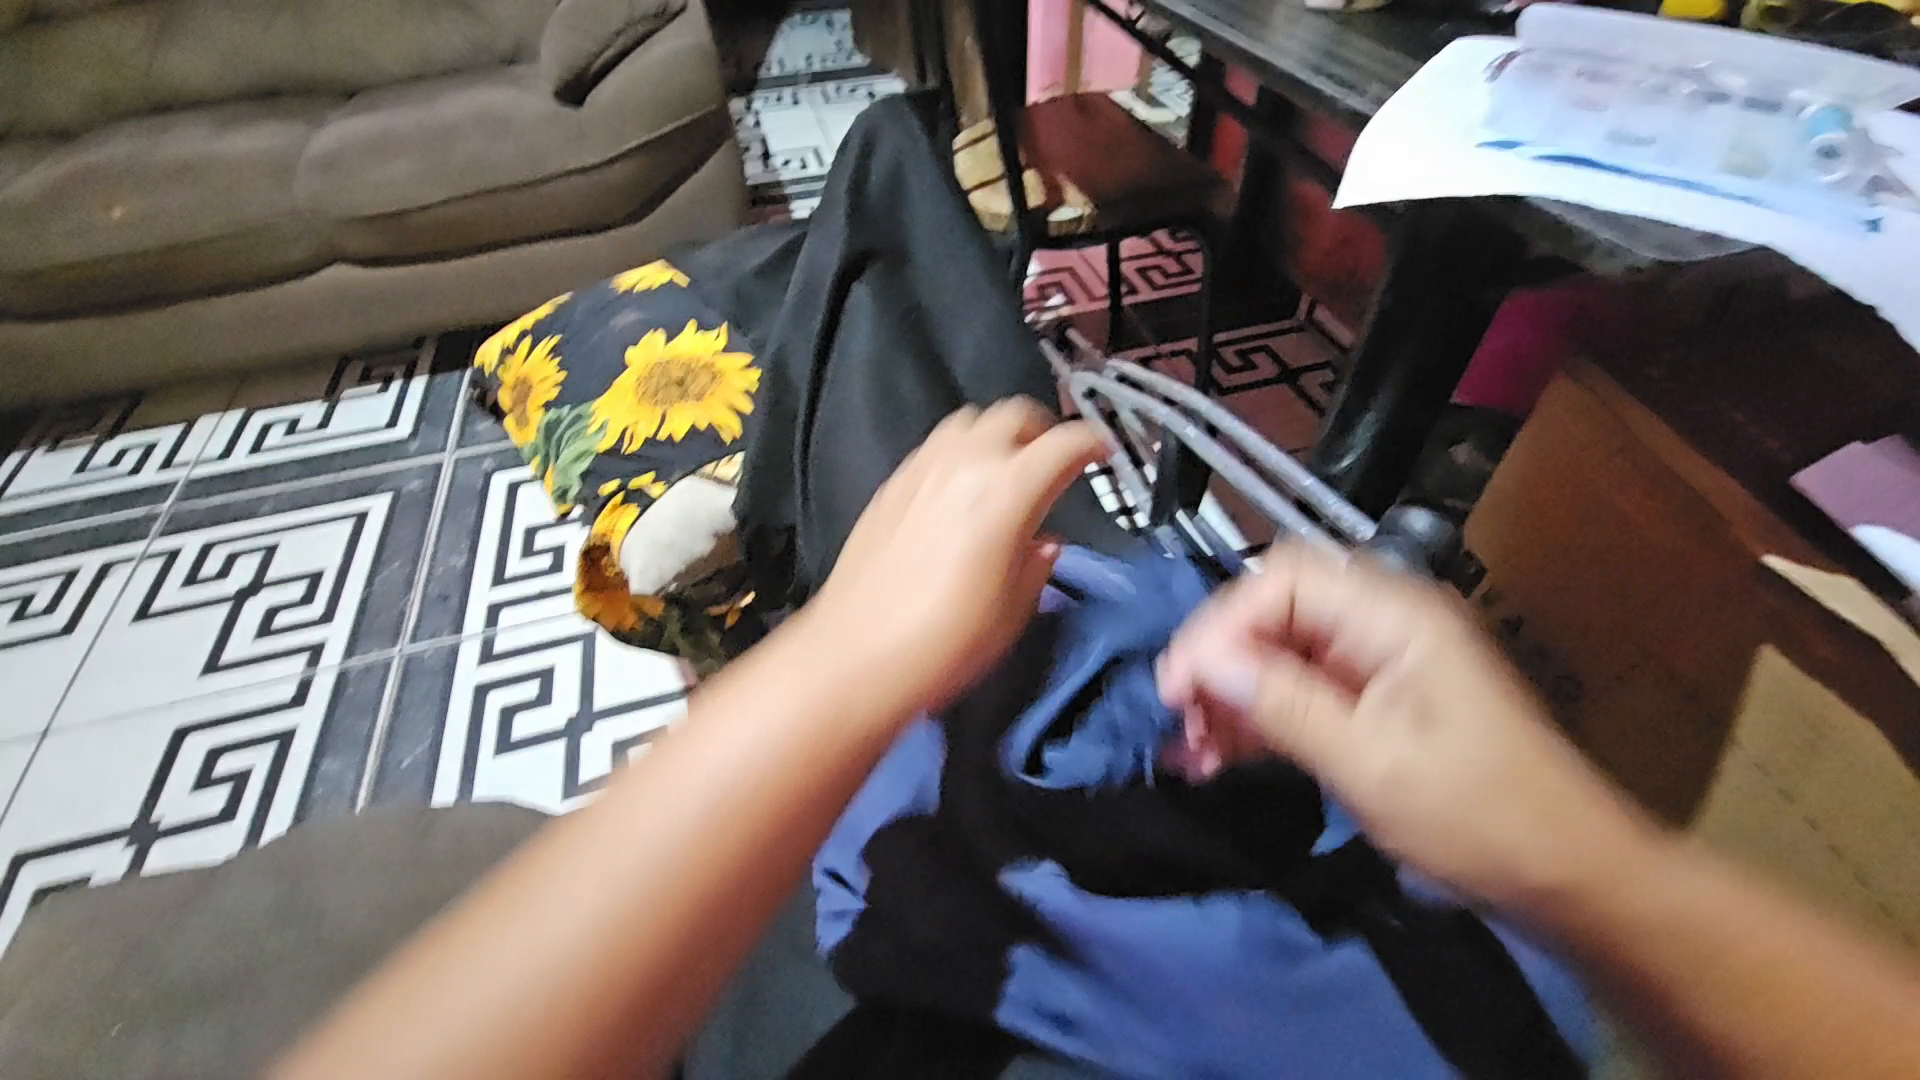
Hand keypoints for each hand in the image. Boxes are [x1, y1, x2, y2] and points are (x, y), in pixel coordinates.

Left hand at [803, 398, 1104, 713]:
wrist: (857, 655)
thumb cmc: (948, 641)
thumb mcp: (1014, 609)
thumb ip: (1037, 563)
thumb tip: (1044, 542)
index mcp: (1008, 490)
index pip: (1065, 443)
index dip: (1092, 444)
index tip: (1101, 457)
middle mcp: (964, 463)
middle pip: (1014, 415)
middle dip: (1043, 431)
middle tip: (1054, 463)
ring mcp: (921, 469)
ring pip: (970, 422)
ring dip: (997, 437)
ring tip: (1005, 472)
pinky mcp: (891, 485)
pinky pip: (934, 448)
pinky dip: (960, 455)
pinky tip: (958, 493)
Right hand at [1157, 543, 1656, 914]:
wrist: (1569, 881)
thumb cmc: (1482, 816)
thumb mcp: (1373, 762)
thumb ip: (1283, 705)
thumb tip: (1206, 664)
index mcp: (1394, 617)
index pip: (1284, 581)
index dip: (1222, 622)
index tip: (1182, 681)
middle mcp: (1377, 626)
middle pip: (1271, 616)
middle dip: (1218, 662)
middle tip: (1180, 716)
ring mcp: (1369, 666)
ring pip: (1272, 657)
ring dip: (1227, 697)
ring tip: (1190, 749)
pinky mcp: (1362, 705)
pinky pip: (1289, 695)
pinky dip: (1251, 723)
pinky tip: (1213, 758)